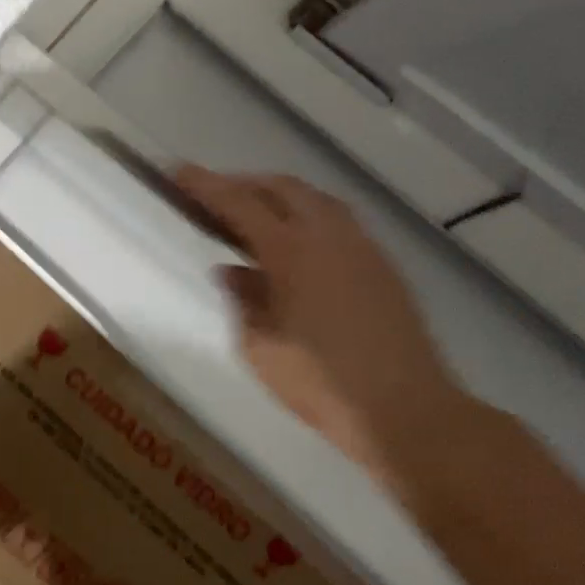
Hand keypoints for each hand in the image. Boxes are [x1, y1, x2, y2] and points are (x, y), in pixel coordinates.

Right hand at [174, 166, 475, 484]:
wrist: (408, 413)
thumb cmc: (320, 383)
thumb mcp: (259, 346)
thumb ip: (243, 299)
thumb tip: (232, 271)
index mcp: (292, 251)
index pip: (239, 203)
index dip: (204, 185)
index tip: (176, 171)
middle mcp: (329, 237)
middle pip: (281, 188)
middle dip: (243, 184)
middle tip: (211, 195)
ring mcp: (363, 250)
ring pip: (316, 200)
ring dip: (278, 197)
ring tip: (251, 214)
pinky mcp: (383, 269)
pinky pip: (338, 222)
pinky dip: (306, 217)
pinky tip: (293, 244)